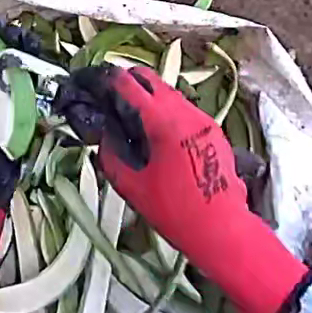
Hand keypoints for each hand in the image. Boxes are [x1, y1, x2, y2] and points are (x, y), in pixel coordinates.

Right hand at [53, 64, 311, 312]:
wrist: (226, 234)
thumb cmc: (176, 212)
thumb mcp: (130, 183)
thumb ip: (110, 151)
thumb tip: (101, 132)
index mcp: (163, 122)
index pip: (126, 83)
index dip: (101, 78)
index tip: (86, 81)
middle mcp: (185, 113)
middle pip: (147, 78)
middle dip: (122, 82)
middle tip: (104, 97)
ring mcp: (203, 120)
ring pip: (165, 91)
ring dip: (144, 96)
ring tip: (127, 117)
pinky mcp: (213, 131)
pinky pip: (181, 108)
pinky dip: (162, 110)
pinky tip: (153, 134)